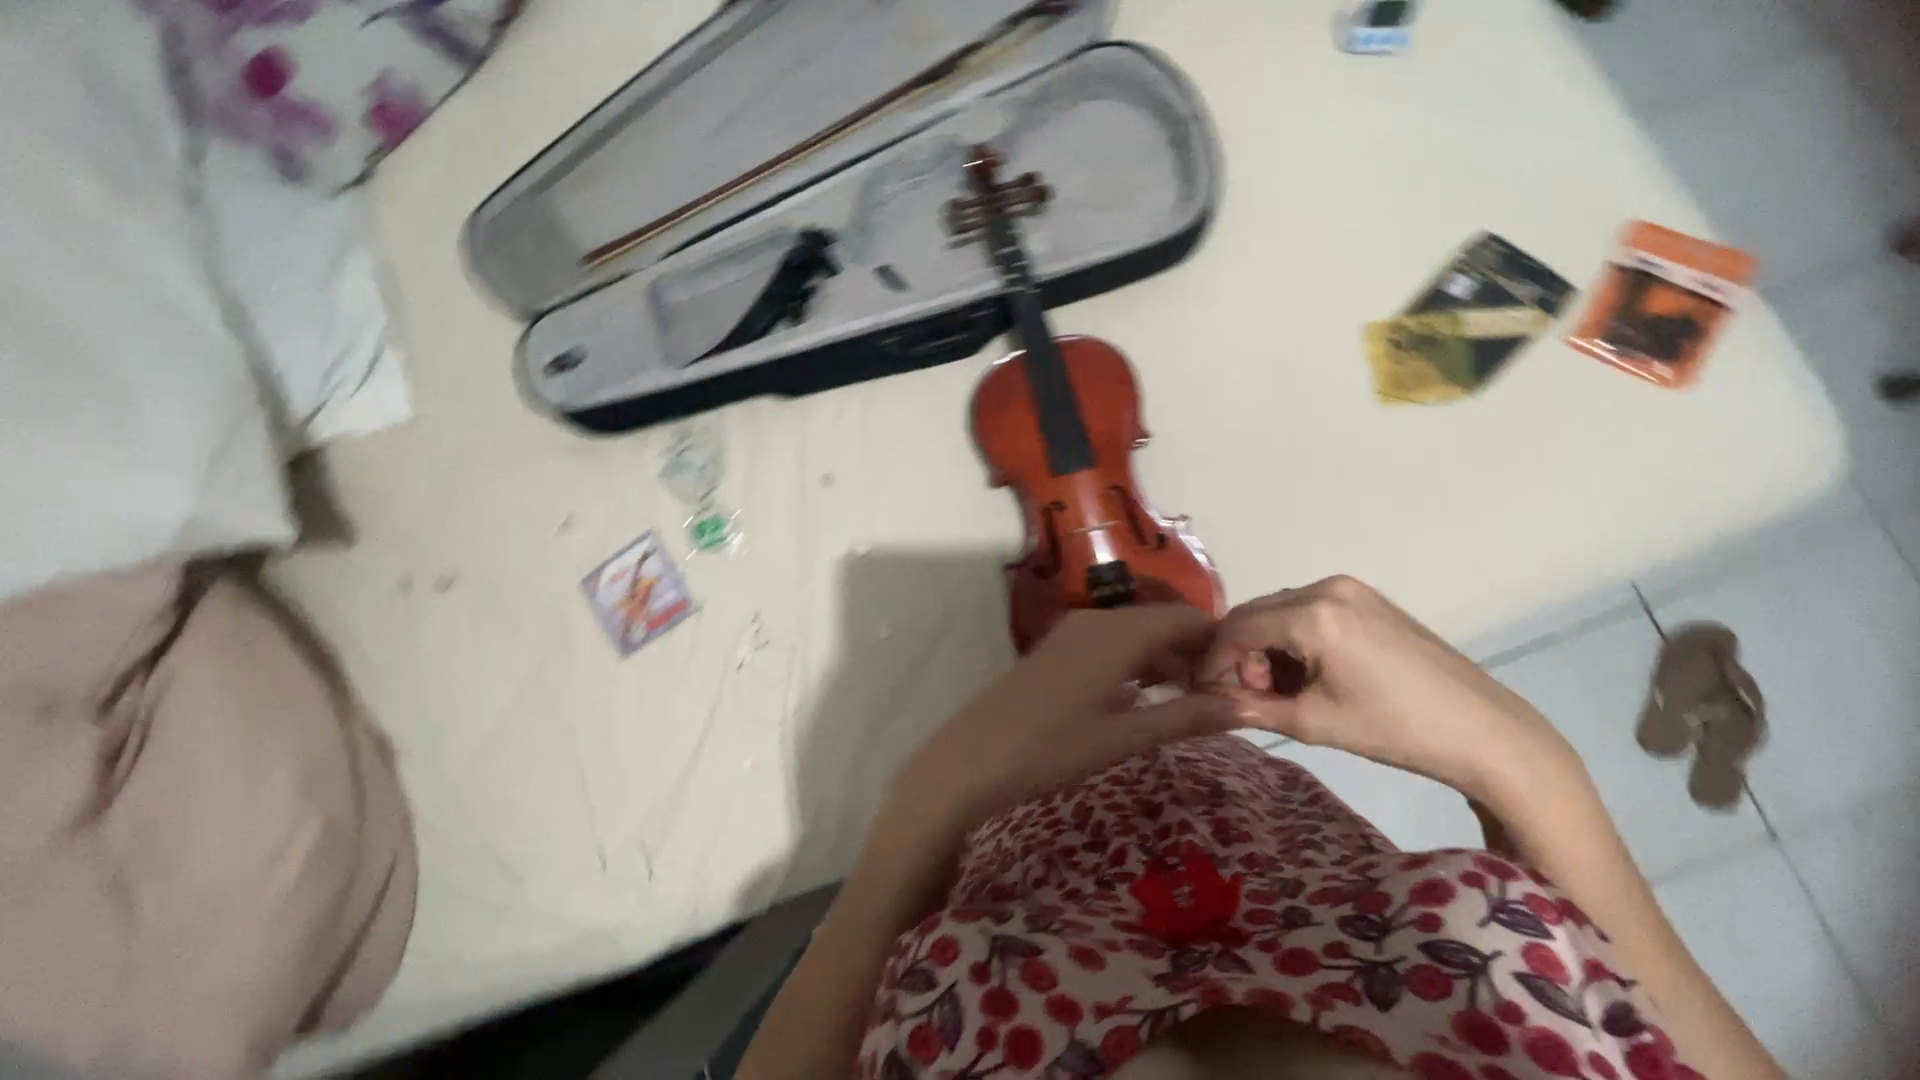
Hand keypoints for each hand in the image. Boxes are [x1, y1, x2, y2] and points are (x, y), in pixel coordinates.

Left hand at [887, 605, 1238, 844]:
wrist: (971, 760)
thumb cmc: (1051, 749)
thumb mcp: (1124, 737)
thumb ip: (1184, 718)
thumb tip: (1243, 707)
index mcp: (1116, 633)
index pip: (1185, 617)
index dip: (1219, 640)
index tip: (1243, 675)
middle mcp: (1095, 621)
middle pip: (1160, 622)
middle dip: (1194, 652)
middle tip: (1220, 695)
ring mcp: (1070, 633)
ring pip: (1134, 634)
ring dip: (1164, 660)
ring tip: (1189, 701)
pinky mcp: (1055, 651)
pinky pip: (1109, 645)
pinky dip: (1135, 664)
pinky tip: (1144, 698)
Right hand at [1196, 576, 1576, 805]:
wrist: (1483, 731)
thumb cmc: (1394, 729)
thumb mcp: (1313, 722)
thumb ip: (1250, 707)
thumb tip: (1204, 704)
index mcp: (1313, 613)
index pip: (1236, 628)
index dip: (1212, 662)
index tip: (1205, 695)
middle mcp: (1328, 588)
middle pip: (1256, 614)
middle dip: (1240, 655)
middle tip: (1246, 698)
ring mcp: (1352, 590)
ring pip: (1281, 612)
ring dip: (1266, 647)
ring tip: (1278, 691)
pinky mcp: (1370, 600)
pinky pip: (1310, 611)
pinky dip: (1294, 640)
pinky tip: (1307, 674)